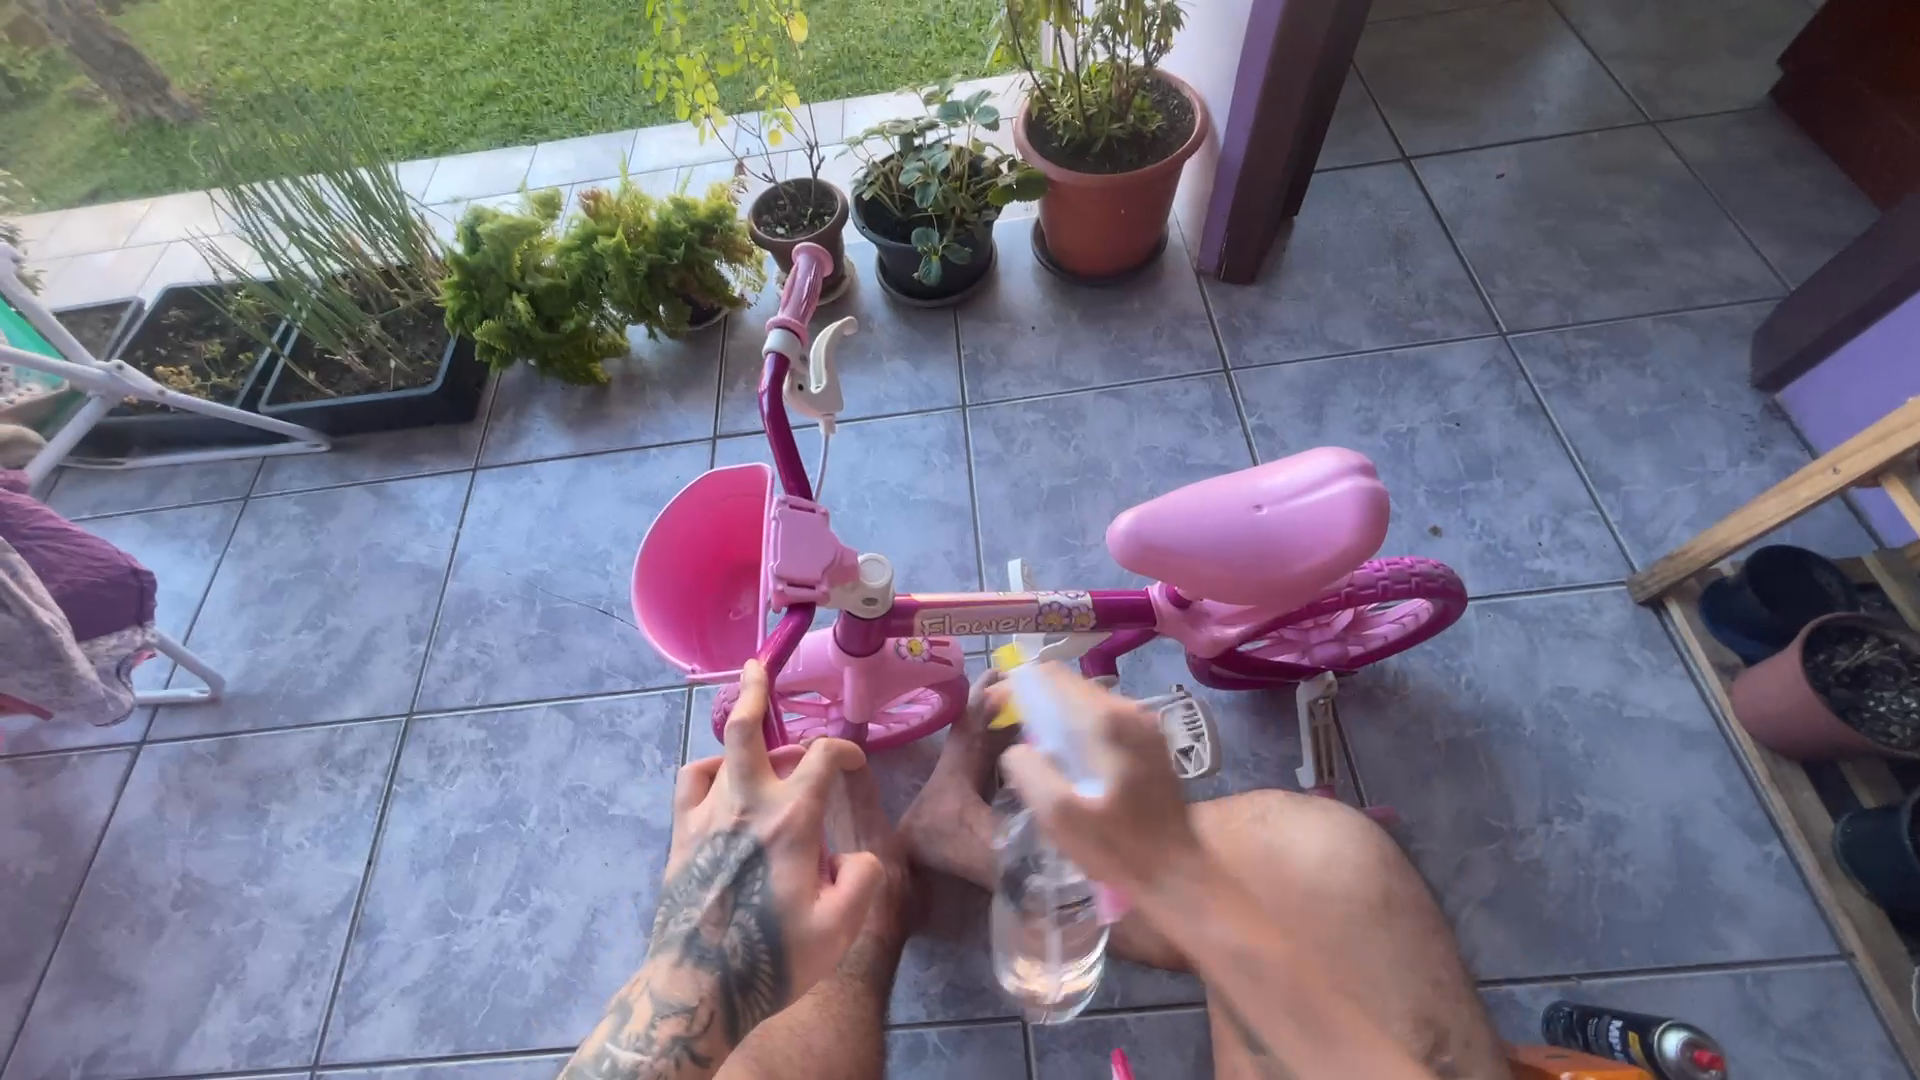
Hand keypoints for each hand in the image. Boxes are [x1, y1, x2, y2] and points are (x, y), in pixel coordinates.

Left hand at [650, 660, 885, 1042]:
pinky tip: (722, 783)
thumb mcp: (841, 927)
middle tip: (757, 664)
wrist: (698, 989)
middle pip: (747, 728)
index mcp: (792, 819)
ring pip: (717, 753)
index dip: (844, 751)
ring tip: (752, 734)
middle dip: (755, 690)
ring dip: (738, 738)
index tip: (854, 764)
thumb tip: (855, 855)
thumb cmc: (774, 958)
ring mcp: (707, 816)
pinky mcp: (680, 836)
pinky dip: (709, 772)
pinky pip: (691, 784)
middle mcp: (747, 803)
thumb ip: (863, 878)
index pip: (823, 758)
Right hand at [995, 666, 1199, 891]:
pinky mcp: (1151, 740)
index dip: (1016, 687)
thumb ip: (1027, 770)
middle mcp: (1128, 709)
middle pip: (1068, 686)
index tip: (995, 709)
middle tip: (1014, 735)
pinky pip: (1104, 718)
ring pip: (1086, 701)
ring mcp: (1144, 723)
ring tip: (1042, 753)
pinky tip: (1073, 763)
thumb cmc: (1117, 847)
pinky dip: (1080, 730)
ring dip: (1058, 718)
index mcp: (1104, 720)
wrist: (1177, 874)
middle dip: (1035, 703)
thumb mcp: (1058, 815)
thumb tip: (1018, 748)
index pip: (1049, 676)